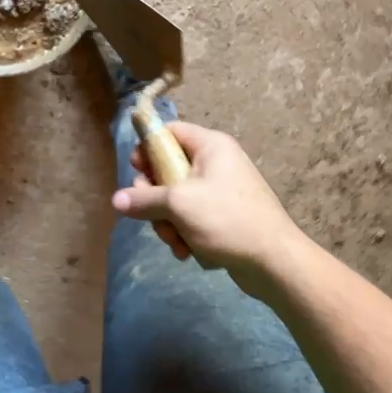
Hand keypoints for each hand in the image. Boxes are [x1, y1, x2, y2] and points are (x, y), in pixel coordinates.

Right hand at [111, 121, 306, 297]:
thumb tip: (116, 199)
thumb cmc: (226, 219)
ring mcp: (222, 190)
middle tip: (153, 217)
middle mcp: (217, 162)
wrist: (275, 261)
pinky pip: (194, 218)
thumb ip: (144, 199)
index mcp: (210, 145)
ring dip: (170, 223)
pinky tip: (189, 252)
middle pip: (169, 169)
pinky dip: (187, 233)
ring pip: (178, 199)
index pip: (170, 131)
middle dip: (157, 199)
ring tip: (177, 243)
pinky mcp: (226, 216)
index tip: (136, 171)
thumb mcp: (179, 205)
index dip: (148, 148)